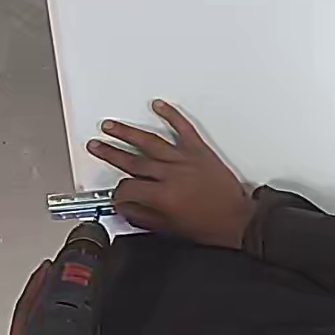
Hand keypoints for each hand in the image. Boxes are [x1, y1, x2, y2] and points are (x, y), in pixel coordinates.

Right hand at [86, 99, 253, 248]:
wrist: (239, 220)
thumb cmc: (209, 225)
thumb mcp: (170, 228)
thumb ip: (143, 216)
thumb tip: (126, 207)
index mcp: (163, 196)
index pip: (128, 188)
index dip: (118, 192)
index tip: (116, 195)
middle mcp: (172, 174)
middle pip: (133, 160)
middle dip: (111, 152)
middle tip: (96, 145)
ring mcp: (185, 159)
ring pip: (150, 141)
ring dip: (128, 132)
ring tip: (112, 126)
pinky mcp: (199, 151)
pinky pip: (183, 128)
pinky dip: (171, 115)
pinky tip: (158, 106)